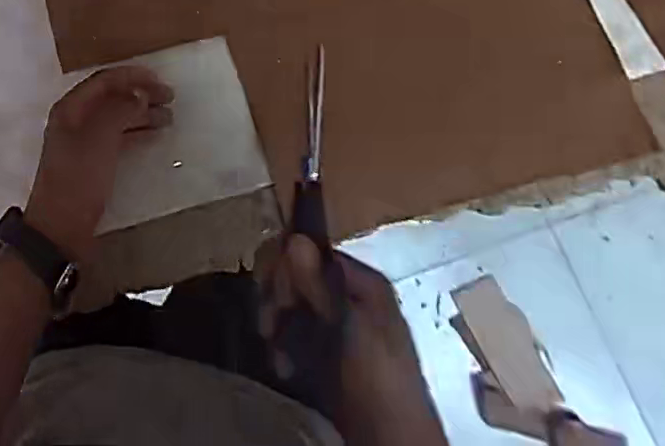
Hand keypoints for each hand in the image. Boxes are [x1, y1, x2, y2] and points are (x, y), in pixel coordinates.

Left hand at [24, 66, 172, 262]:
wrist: (60, 230)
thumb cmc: (79, 178)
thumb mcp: (100, 137)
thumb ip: (121, 108)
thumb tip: (140, 94)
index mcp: (71, 108)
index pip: (105, 80)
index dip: (133, 76)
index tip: (159, 81)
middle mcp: (74, 120)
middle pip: (112, 97)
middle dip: (141, 94)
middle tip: (169, 98)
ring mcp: (82, 142)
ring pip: (117, 117)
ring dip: (142, 113)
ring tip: (168, 118)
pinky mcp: (91, 162)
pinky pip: (117, 137)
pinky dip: (136, 132)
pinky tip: (154, 135)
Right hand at [255, 236, 448, 445]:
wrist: (394, 445)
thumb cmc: (379, 381)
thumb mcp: (352, 329)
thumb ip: (322, 287)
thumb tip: (295, 238)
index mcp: (362, 282)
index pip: (313, 251)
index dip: (288, 267)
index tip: (275, 295)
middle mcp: (349, 296)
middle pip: (299, 276)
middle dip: (279, 298)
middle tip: (271, 327)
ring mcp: (338, 327)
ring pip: (292, 307)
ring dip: (278, 326)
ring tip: (278, 354)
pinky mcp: (326, 356)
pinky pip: (294, 336)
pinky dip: (283, 348)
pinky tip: (285, 368)